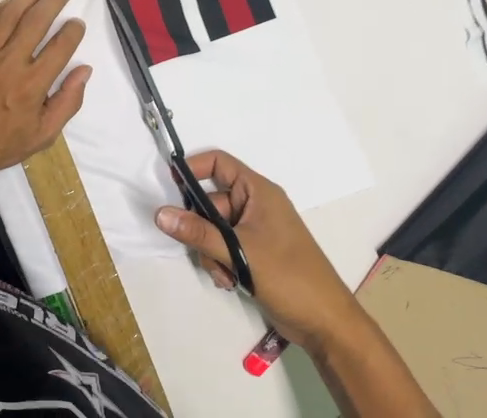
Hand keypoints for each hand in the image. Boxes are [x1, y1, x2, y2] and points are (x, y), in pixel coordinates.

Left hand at [0, 0, 89, 189]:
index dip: (72, 31)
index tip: (77, 23)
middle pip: (37, 22)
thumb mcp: (43, 135)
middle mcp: (10, 62)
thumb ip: (67, 103)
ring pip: (8, 13)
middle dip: (54, 3)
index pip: (60, 47)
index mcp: (33, 84)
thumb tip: (84, 70)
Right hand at [153, 150, 362, 353]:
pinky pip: (223, 247)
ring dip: (210, 251)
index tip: (169, 184)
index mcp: (258, 192)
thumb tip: (159, 213)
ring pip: (213, 229)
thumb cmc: (289, 276)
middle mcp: (255, 206)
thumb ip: (197, 232)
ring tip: (224, 274)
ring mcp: (255, 231)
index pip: (218, 163)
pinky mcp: (254, 254)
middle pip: (210, 202)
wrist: (327, 324)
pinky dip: (220, 262)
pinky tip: (229, 282)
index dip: (192, 168)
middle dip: (200, 228)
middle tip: (200, 248)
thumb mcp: (239, 252)